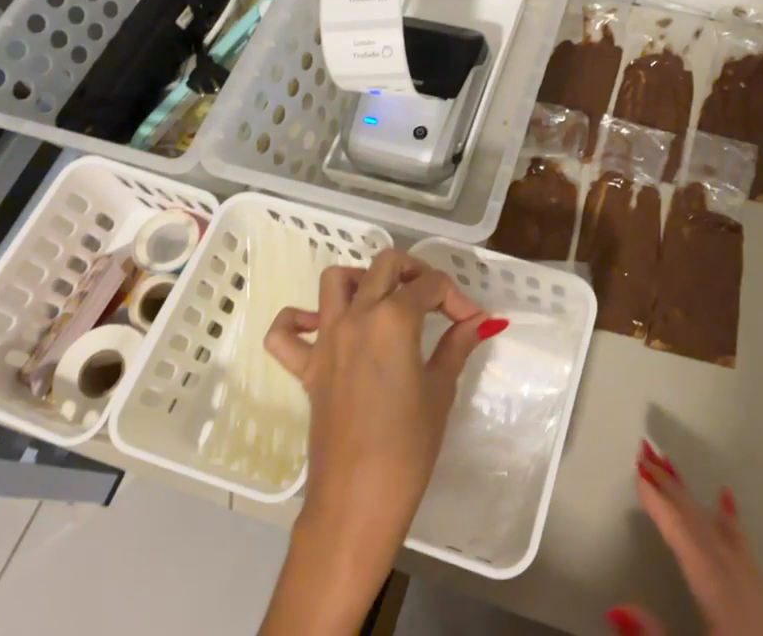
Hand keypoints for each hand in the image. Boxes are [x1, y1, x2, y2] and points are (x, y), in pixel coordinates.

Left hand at [259, 250, 502, 634]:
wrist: (359, 496)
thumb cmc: (409, 445)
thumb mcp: (441, 390)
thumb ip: (456, 346)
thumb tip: (477, 322)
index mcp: (394, 318)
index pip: (431, 286)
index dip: (458, 298)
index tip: (474, 321)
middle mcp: (356, 316)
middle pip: (385, 266)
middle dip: (417, 272)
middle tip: (437, 301)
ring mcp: (325, 339)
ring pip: (336, 280)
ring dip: (363, 279)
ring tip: (386, 302)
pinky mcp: (306, 367)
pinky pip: (286, 332)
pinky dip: (298, 320)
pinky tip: (321, 328)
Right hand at [607, 443, 762, 635]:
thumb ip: (653, 635)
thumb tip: (617, 607)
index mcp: (716, 589)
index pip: (682, 536)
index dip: (659, 504)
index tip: (639, 472)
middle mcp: (736, 575)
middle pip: (699, 521)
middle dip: (671, 485)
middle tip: (646, 452)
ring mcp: (753, 579)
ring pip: (718, 525)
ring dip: (691, 495)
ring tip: (671, 465)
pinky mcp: (762, 589)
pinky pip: (742, 541)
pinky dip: (729, 516)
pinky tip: (725, 496)